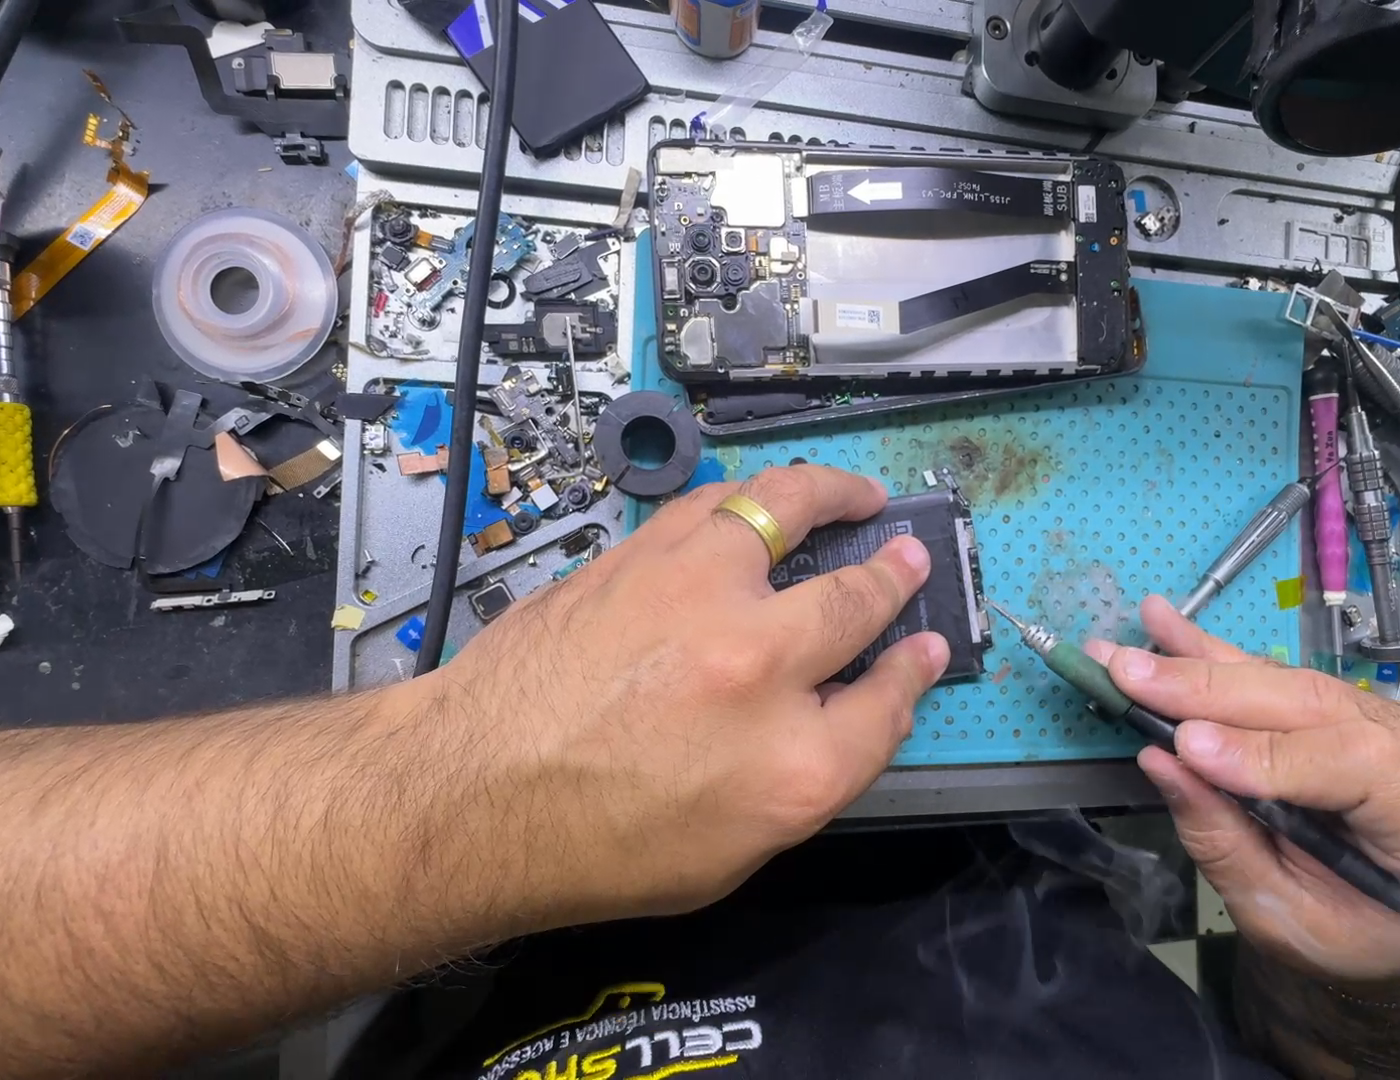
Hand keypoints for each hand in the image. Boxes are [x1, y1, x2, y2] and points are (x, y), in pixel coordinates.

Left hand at [429, 465, 947, 931]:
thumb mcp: (736, 848)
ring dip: (835, 494)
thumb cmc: (608, 843)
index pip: (889, 702)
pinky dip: (758, 496)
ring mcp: (697, 598)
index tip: (927, 645)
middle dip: (895, 573)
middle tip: (909, 552)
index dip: (916, 670)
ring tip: (857, 493)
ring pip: (790, 512)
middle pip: (857, 600)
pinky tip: (768, 500)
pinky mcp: (642, 557)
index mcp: (792, 765)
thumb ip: (817, 771)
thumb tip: (864, 697)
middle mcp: (758, 667)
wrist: (472, 794)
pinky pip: (718, 504)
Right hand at [1086, 598, 1399, 985]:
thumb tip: (1159, 760)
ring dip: (1201, 665)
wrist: (1394, 938)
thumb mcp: (1286, 920)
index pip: (1364, 768)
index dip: (1270, 751)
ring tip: (1131, 650)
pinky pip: (1283, 677)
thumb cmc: (1349, 944)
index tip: (1185, 744)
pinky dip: (1216, 655)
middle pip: (1319, 706)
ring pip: (1293, 682)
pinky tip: (1167, 628)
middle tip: (1129, 674)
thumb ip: (1225, 842)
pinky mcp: (1359, 708)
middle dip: (1212, 691)